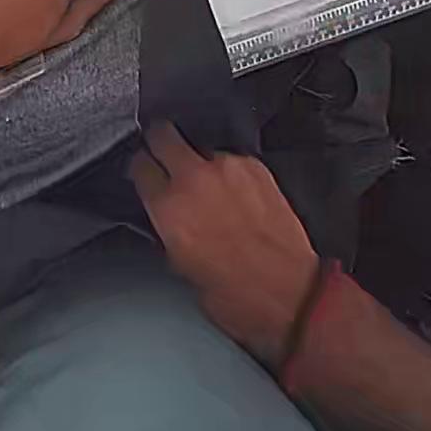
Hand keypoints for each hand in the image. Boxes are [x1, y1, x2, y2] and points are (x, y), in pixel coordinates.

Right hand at [131, 122, 319, 364]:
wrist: (291, 295)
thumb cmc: (237, 295)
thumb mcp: (181, 265)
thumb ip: (167, 227)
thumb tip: (165, 212)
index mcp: (168, 208)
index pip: (139, 166)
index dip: (141, 168)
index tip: (145, 170)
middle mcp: (193, 179)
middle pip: (162, 134)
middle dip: (160, 141)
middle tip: (164, 151)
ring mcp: (226, 167)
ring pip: (201, 148)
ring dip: (202, 164)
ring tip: (215, 190)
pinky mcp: (254, 166)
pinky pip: (232, 159)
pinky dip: (232, 173)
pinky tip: (239, 196)